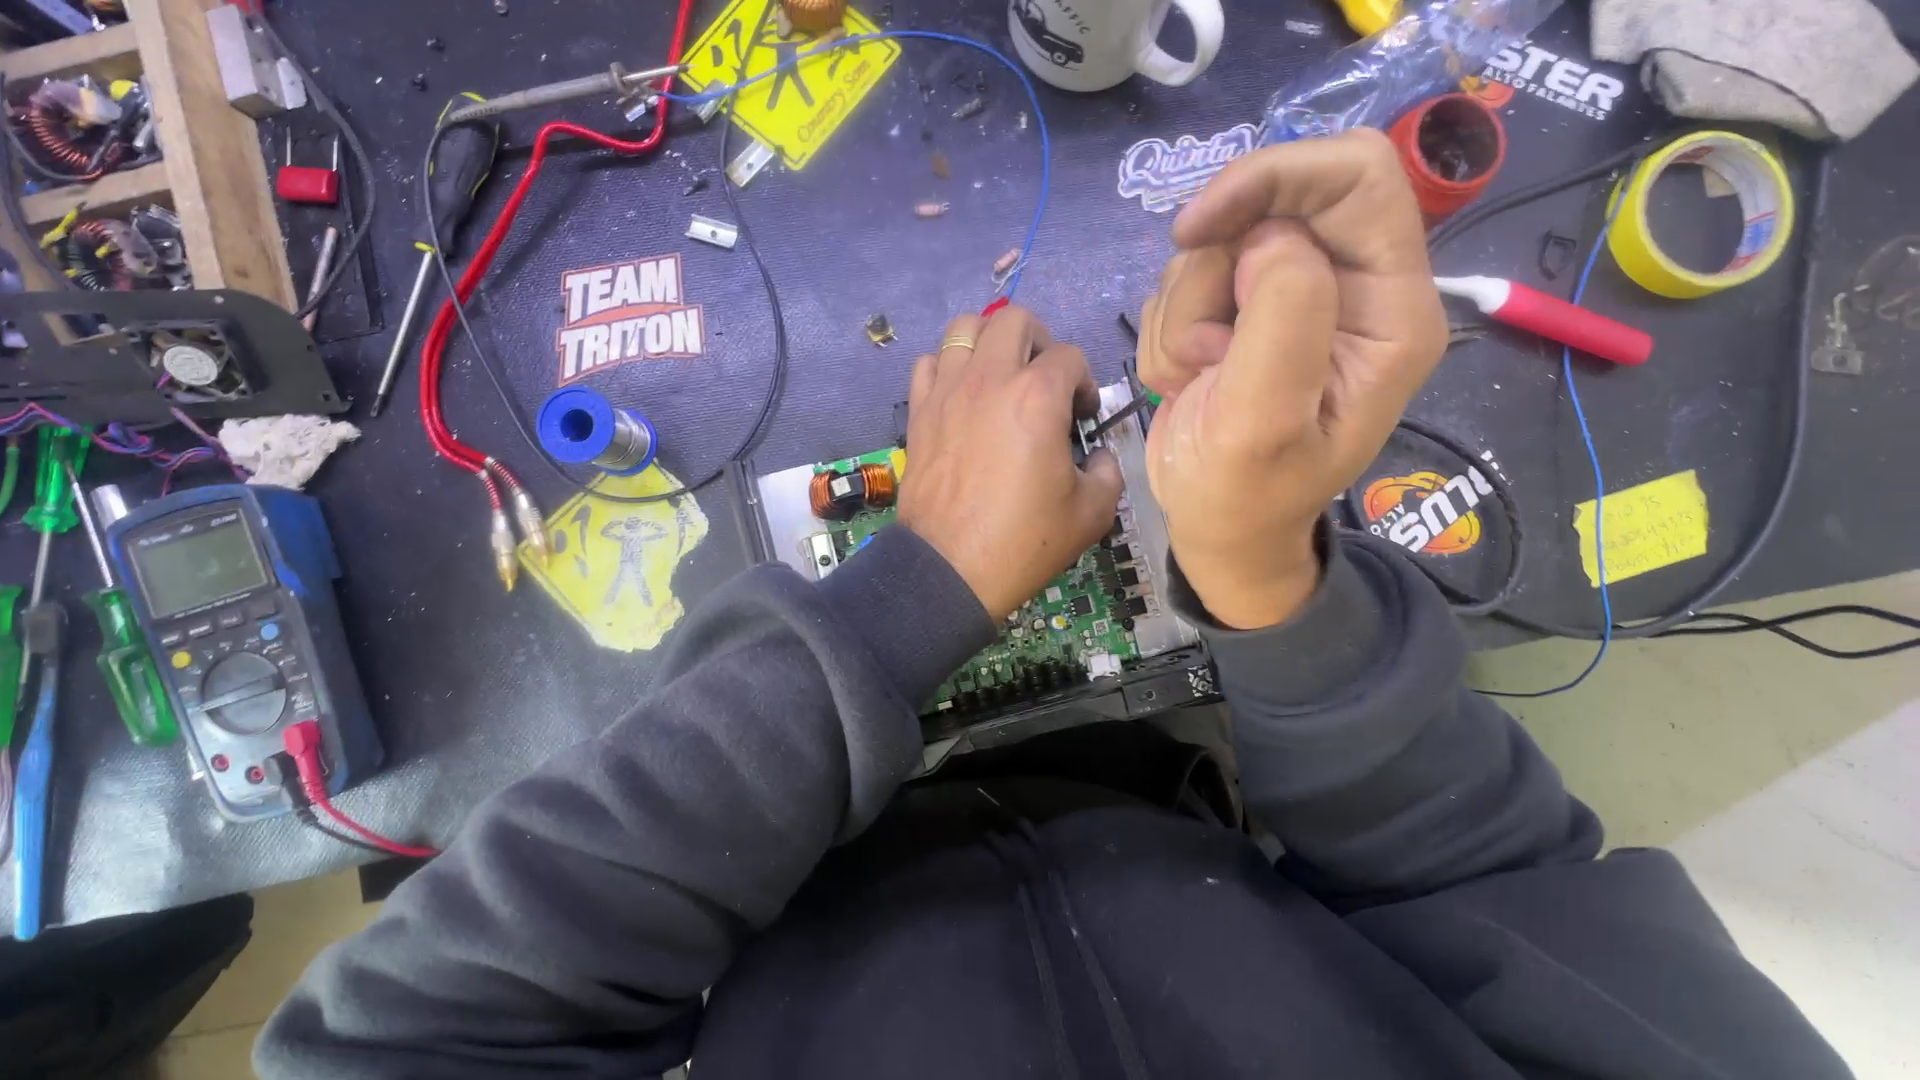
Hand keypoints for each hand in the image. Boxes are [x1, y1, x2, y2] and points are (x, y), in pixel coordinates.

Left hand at [897, 306, 1121, 620]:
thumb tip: (1097, 456)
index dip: (1084, 383)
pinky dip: (948, 367)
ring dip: (989, 343)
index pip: (1070, 357)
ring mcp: (947, 391)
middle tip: (1044, 381)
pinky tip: (961, 395)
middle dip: (1040, 341)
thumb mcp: (1091, 513)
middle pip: (1014, 320)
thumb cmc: (1023, 542)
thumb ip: (1106, 471)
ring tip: (1000, 377)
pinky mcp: (918, 412)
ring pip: (964, 327)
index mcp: (1037, 396)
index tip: (1080, 418)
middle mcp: (989, 378)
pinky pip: (929, 363)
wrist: (950, 570)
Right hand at [1138, 129, 1448, 628]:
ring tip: (1195, 382)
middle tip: (1202, 348)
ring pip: (1218, 243)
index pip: (1357, 174)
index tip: (1196, 229)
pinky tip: (1186, 381)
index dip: (1273, 177)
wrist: (1220, 531)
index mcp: (1389, 307)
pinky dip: (1170, 329)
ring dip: (1184, 314)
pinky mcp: (1242, 311)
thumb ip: (1283, 318)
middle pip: (1272, 201)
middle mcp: (1350, 288)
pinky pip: (1187, 277)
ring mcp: (1291, 297)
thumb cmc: (1246, 495)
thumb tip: (1268, 236)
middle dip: (1212, 270)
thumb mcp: (1262, 422)